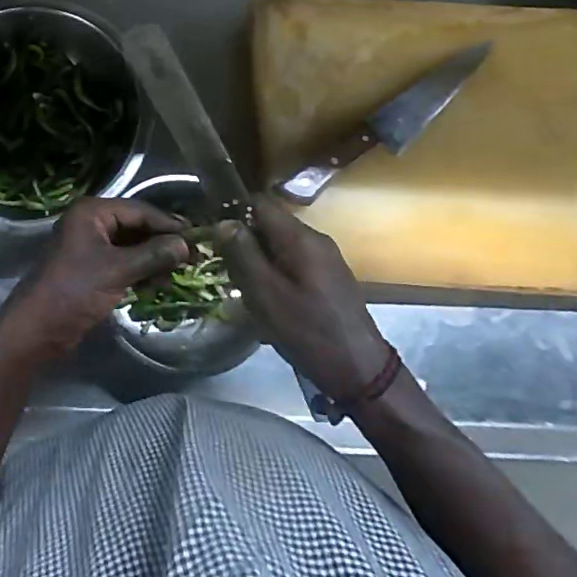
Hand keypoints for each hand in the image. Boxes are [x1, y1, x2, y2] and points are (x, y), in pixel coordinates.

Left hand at [0, 197, 190, 362]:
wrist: (37, 328)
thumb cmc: (74, 290)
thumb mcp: (117, 270)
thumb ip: (153, 255)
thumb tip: (185, 245)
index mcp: (92, 212)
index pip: (139, 211)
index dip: (168, 224)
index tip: (197, 238)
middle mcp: (91, 222)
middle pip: (136, 227)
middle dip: (161, 244)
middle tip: (192, 259)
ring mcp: (89, 245)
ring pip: (131, 246)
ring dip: (152, 260)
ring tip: (172, 277)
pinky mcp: (91, 268)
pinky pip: (123, 262)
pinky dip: (139, 272)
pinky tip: (154, 286)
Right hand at [217, 196, 394, 402]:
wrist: (362, 373)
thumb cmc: (309, 332)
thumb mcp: (266, 294)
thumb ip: (243, 254)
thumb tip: (224, 222)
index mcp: (300, 237)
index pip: (260, 203)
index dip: (233, 212)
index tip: (214, 236)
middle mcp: (316, 239)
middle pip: (270, 224)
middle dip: (245, 242)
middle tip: (227, 270)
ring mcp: (326, 259)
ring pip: (280, 245)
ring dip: (259, 261)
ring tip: (245, 290)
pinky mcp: (330, 279)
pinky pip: (294, 262)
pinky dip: (275, 274)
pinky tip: (269, 302)